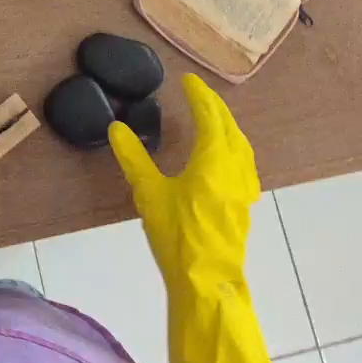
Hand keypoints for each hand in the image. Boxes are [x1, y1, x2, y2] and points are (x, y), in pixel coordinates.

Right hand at [108, 74, 278, 362]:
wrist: (207, 282)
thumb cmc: (178, 235)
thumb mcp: (148, 193)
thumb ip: (134, 158)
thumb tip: (117, 127)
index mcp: (214, 159)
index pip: (210, 116)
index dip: (199, 95)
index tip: (187, 80)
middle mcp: (235, 168)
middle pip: (230, 127)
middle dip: (215, 107)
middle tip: (198, 92)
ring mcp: (243, 188)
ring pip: (241, 145)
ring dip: (227, 126)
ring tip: (213, 118)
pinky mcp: (243, 205)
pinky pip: (244, 164)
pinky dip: (234, 148)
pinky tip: (226, 159)